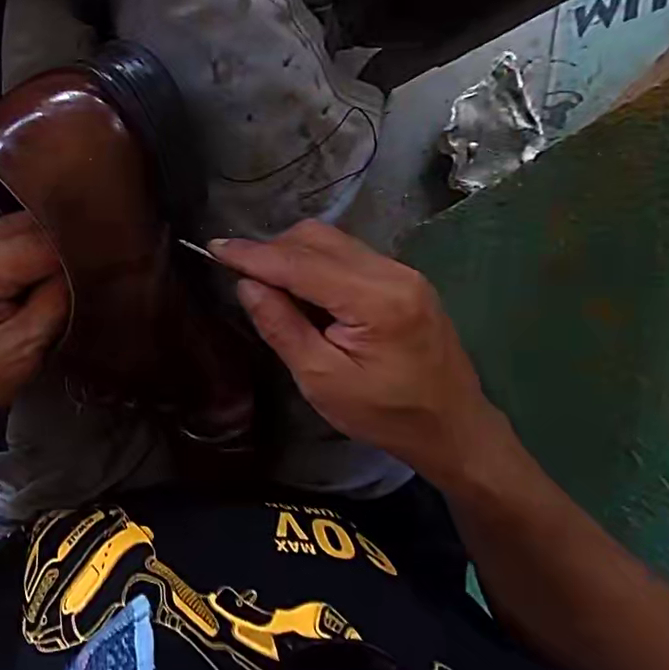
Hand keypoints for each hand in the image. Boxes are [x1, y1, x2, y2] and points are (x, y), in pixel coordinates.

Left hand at [0, 213, 68, 461]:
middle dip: (59, 250)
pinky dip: (11, 258)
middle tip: (88, 279)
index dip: (80, 254)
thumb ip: (54, 303)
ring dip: (35, 253)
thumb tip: (80, 268)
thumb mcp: (15, 356)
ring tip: (57, 285)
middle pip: (25, 226)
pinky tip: (21, 286)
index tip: (108, 272)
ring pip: (6, 233)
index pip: (45, 239)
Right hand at [213, 221, 524, 490]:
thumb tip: (246, 285)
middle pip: (315, 240)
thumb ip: (281, 327)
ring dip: (289, 253)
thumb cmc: (386, 414)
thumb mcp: (321, 380)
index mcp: (376, 301)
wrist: (454, 429)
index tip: (214, 247)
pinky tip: (299, 287)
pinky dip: (312, 260)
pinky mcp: (402, 278)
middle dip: (269, 250)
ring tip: (265, 282)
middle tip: (238, 274)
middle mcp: (393, 273)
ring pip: (330, 240)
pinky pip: (345, 252)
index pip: (299, 264)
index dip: (252, 255)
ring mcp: (402, 272)